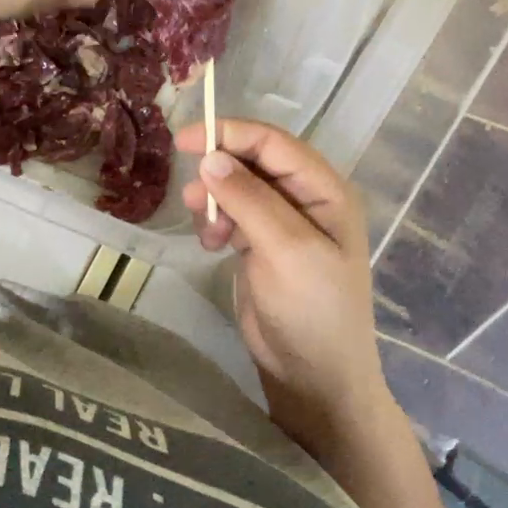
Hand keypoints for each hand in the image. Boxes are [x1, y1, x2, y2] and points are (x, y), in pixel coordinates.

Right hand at [176, 118, 391, 453]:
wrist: (313, 373)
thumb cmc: (312, 308)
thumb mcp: (285, 249)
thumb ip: (249, 199)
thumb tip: (209, 157)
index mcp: (324, 191)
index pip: (273, 144)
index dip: (229, 134)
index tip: (183, 140)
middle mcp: (304, 199)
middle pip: (252, 161)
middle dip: (217, 171)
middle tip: (189, 195)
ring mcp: (281, 223)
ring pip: (235, 187)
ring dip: (212, 199)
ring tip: (203, 229)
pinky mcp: (260, 245)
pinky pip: (229, 214)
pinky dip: (213, 221)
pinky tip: (209, 244)